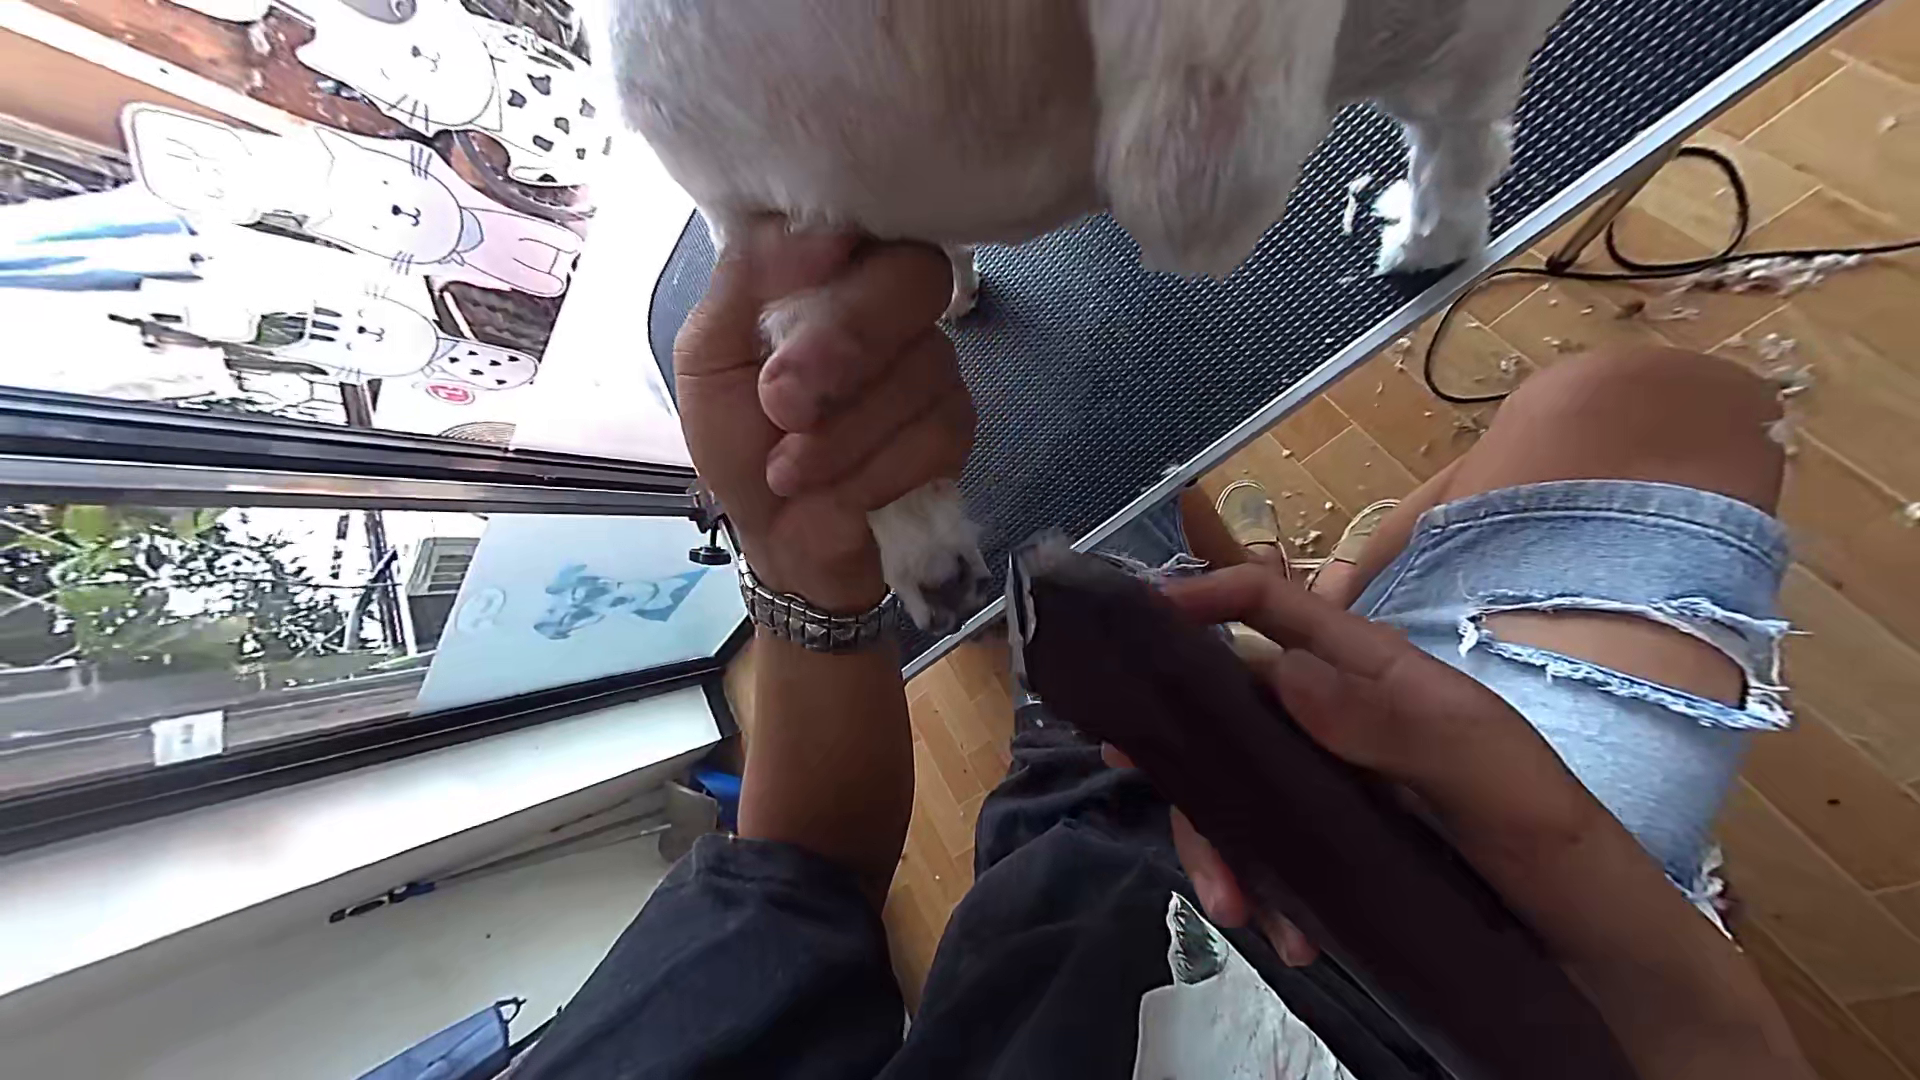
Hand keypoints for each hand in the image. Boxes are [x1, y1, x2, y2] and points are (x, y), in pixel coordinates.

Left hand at [673, 220, 973, 611]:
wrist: (782, 538)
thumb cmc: (741, 444)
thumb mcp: (710, 359)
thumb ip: (748, 282)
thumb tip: (829, 231)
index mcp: (829, 280)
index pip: (866, 222)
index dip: (838, 252)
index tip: (797, 301)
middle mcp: (890, 314)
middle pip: (915, 276)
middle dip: (848, 342)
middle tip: (785, 404)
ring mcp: (933, 370)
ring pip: (922, 369)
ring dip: (843, 436)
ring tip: (791, 471)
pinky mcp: (955, 430)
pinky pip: (938, 434)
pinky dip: (876, 473)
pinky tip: (843, 492)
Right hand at [1143, 565, 1814, 1079]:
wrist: (1595, 964)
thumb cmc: (1552, 844)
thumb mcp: (1489, 774)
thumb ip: (1392, 722)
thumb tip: (1281, 672)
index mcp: (1359, 666)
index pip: (1266, 601)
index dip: (1204, 592)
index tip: (1146, 618)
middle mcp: (1317, 708)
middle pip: (1217, 689)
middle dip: (1172, 727)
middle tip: (1128, 761)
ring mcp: (1305, 768)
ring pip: (1218, 769)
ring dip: (1204, 827)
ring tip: (1227, 900)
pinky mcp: (1302, 826)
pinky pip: (1243, 831)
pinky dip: (1236, 872)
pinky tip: (1266, 923)